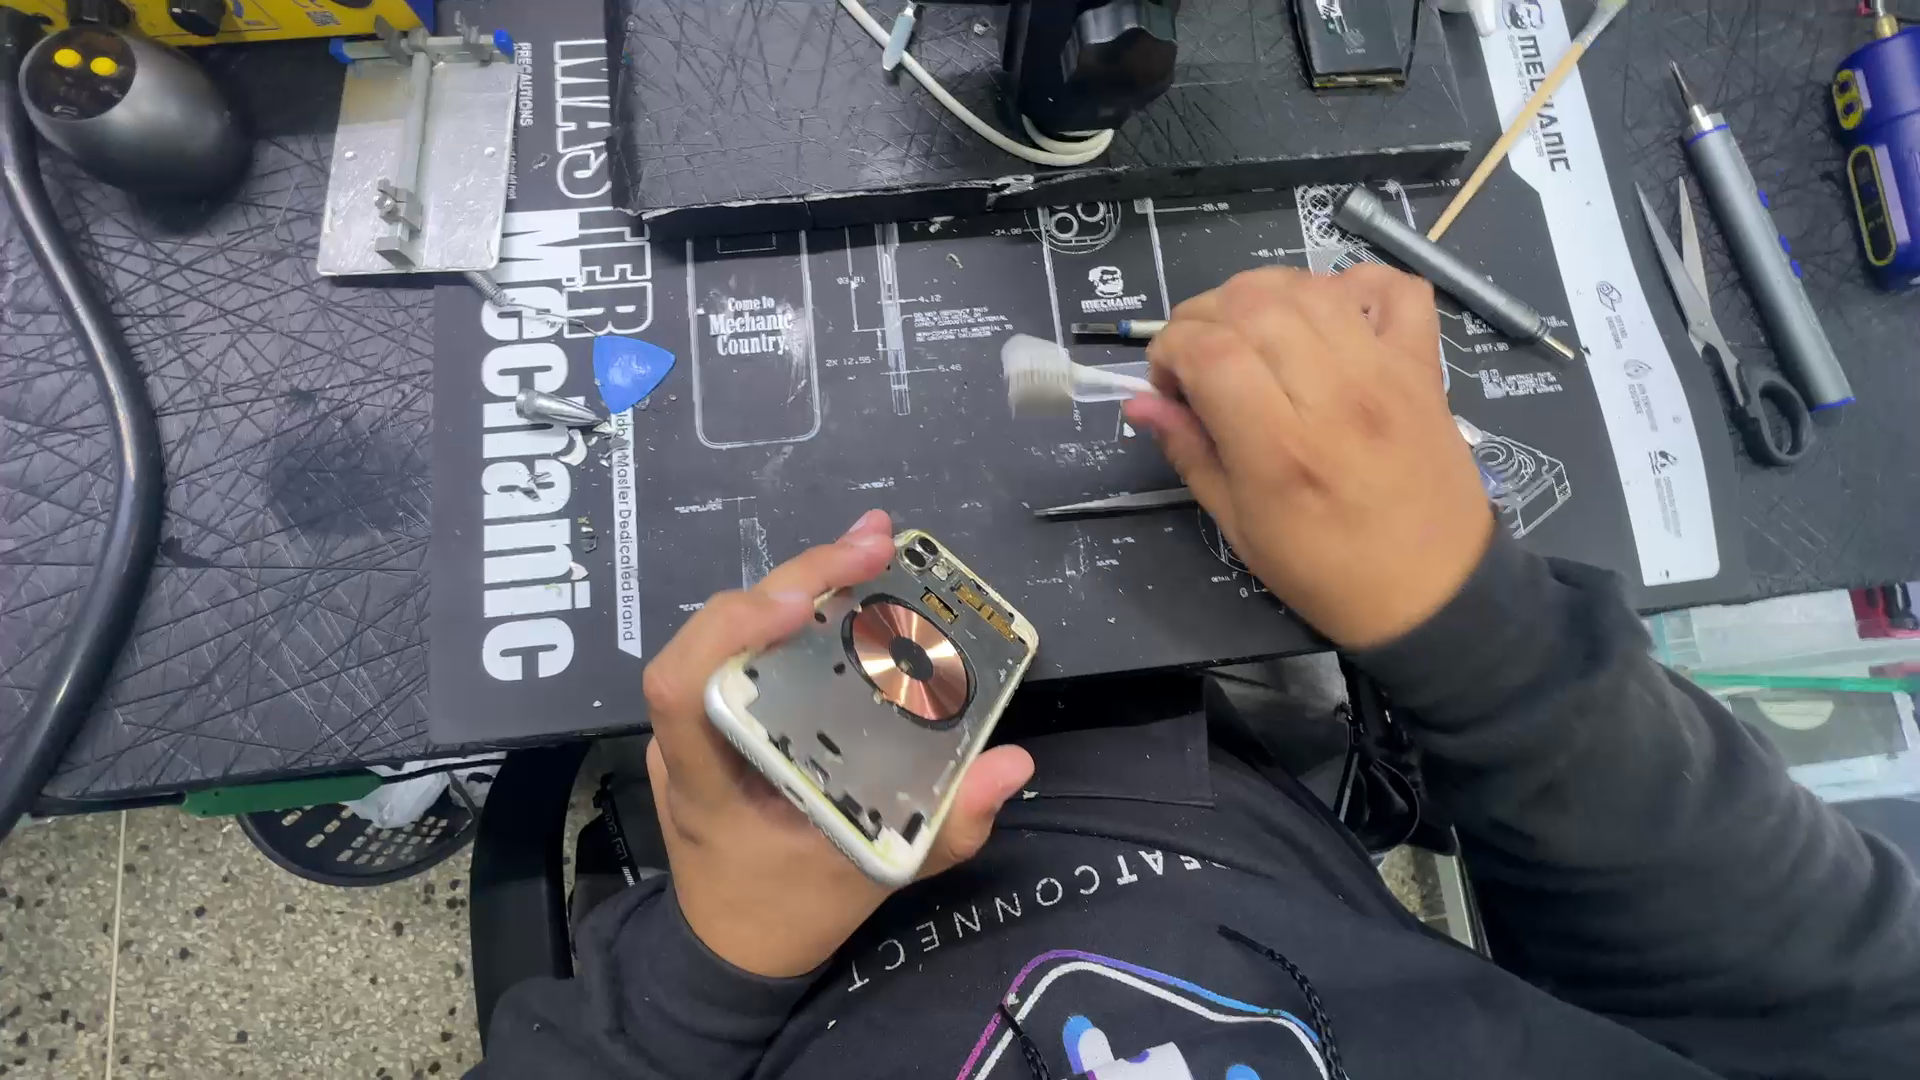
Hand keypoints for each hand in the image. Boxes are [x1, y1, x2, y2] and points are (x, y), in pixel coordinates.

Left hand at [640, 509, 1034, 976]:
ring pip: (733, 624)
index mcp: (708, 780)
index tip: (805, 604)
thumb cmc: (790, 908)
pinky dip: (800, 600)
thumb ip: (949, 830)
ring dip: (801, 577)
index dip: (732, 633)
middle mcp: (693, 736)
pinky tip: (849, 577)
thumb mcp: (876, 874)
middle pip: (717, 633)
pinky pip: (754, 641)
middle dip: (796, 578)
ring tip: (871, 547)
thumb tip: (1014, 765)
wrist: (736, 939)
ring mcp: (705, 717)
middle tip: (873, 547)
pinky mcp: (729, 706)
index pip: (682, 689)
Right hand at [1125, 265, 1493, 648]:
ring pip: (1307, 286)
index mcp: (1278, 448)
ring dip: (1256, 297)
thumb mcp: (1235, 524)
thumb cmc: (1321, 569)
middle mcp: (1333, 394)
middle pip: (1251, 304)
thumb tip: (1140, 403)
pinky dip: (1346, 285)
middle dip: (1199, 317)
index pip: (1208, 351)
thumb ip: (1188, 451)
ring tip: (1245, 338)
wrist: (1431, 590)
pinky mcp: (1423, 364)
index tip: (1164, 384)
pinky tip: (1321, 318)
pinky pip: (1390, 288)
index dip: (1167, 351)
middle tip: (1194, 360)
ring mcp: (1385, 371)